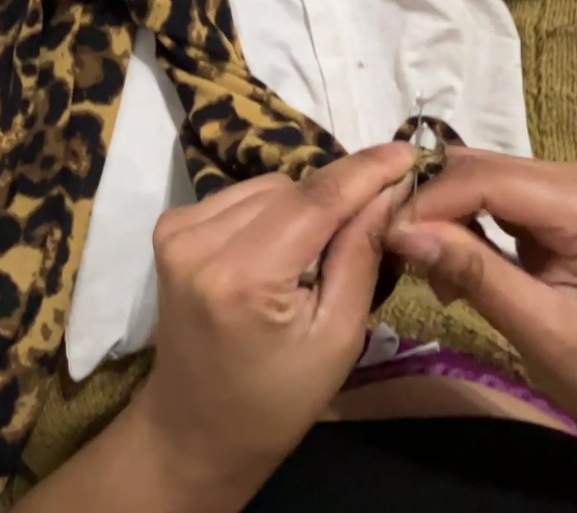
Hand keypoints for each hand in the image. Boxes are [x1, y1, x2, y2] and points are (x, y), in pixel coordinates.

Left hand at [137, 142, 416, 481]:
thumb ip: (360, 254)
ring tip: (311, 254)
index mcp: (243, 276)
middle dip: (334, 199)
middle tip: (366, 228)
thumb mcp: (338, 337)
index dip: (365, 170)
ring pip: (265, 186)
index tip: (408, 150)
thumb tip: (389, 189)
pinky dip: (267, 212)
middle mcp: (199, 240)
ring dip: (299, 205)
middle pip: (290, 188)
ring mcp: (176, 230)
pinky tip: (276, 250)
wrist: (195, 426)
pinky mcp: (169, 227)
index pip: (314, 198)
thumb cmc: (277, 399)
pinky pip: (238, 197)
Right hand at [385, 150, 576, 452]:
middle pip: (479, 170)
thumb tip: (398, 230)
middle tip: (395, 250)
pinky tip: (454, 262)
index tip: (384, 235)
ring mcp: (574, 186)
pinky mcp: (560, 202)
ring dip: (443, 215)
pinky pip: (493, 196)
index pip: (486, 179)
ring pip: (479, 178)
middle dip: (430, 205)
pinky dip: (463, 223)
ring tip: (426, 266)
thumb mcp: (545, 334)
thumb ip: (474, 274)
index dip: (429, 201)